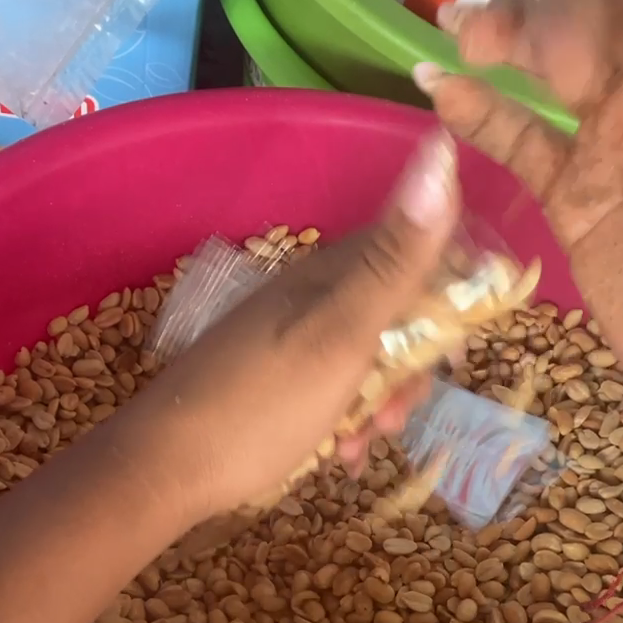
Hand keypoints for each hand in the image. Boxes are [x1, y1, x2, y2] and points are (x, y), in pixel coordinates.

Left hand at [108, 133, 458, 524]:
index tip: (456, 351)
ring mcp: (285, 343)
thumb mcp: (340, 333)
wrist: (166, 468)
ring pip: (362, 362)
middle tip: (396, 415)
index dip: (446, 296)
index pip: (408, 254)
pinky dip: (342, 422)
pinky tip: (336, 456)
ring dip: (376, 405)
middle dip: (408, 369)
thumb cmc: (262, 404)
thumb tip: (440, 154)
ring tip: (359, 445)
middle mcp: (307, 301)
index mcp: (326, 278)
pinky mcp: (271, 384)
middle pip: (389, 318)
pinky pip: (329, 392)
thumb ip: (394, 260)